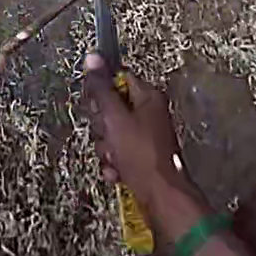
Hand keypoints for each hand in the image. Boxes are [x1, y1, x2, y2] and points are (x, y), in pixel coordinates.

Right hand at [80, 54, 191, 221]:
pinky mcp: (143, 157)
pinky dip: (115, 163)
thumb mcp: (115, 117)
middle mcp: (149, 112)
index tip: (95, 106)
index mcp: (147, 96)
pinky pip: (120, 152)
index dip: (102, 91)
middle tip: (108, 136)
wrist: (162, 199)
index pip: (117, 78)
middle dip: (103, 126)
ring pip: (113, 132)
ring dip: (107, 148)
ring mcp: (146, 136)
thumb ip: (102, 89)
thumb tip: (92, 55)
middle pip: (112, 107)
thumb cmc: (140, 154)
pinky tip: (117, 173)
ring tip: (114, 159)